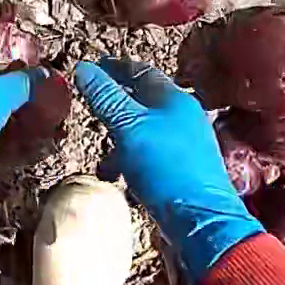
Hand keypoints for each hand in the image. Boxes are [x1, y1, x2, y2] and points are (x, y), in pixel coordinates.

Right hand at [73, 59, 261, 282]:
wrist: (201, 218)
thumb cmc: (165, 166)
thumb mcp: (129, 127)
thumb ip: (106, 98)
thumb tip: (83, 68)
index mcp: (174, 98)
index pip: (140, 71)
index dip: (114, 67)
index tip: (92, 66)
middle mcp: (183, 116)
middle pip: (144, 100)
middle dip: (116, 100)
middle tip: (91, 100)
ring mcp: (185, 143)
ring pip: (145, 128)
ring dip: (120, 132)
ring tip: (99, 139)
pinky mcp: (182, 168)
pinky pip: (150, 153)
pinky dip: (130, 157)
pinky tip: (116, 172)